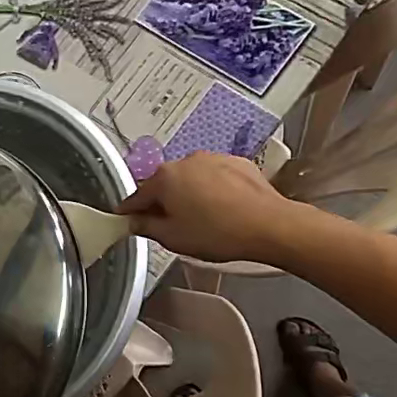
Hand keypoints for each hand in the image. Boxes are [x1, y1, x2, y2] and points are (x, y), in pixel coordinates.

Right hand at [116, 152, 310, 263]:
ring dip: (189, 194)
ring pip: (190, 178)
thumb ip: (146, 226)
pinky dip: (212, 189)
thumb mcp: (173, 238)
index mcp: (164, 178)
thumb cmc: (217, 233)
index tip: (128, 222)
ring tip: (201, 220)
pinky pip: (214, 176)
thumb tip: (133, 221)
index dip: (129, 212)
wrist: (268, 224)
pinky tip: (222, 210)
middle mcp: (185, 160)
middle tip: (170, 228)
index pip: (136, 196)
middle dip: (163, 203)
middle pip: (164, 184)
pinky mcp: (235, 162)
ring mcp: (212, 158)